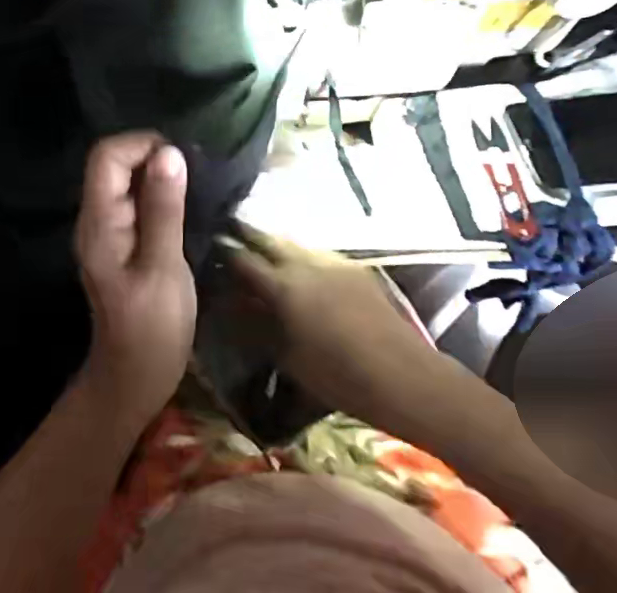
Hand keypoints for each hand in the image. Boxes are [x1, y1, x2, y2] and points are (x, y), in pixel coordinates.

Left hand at [73, 133, 197, 427]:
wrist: (133, 377)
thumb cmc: (153, 329)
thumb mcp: (164, 268)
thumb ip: (163, 210)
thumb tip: (169, 153)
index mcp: (98, 222)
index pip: (105, 157)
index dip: (140, 144)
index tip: (179, 158)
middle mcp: (93, 219)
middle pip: (111, 164)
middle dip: (149, 156)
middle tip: (192, 174)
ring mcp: (104, 230)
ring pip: (122, 180)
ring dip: (154, 174)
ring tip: (192, 187)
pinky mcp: (118, 240)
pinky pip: (132, 200)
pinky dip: (155, 193)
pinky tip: (180, 205)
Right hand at [228, 232, 459, 435]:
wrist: (406, 377)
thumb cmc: (339, 376)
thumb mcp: (287, 356)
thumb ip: (255, 325)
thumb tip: (230, 305)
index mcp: (282, 285)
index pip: (241, 257)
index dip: (222, 253)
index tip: (210, 254)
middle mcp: (305, 263)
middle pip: (267, 239)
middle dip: (248, 240)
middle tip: (234, 246)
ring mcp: (333, 262)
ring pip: (294, 244)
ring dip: (276, 247)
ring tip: (267, 262)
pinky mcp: (356, 269)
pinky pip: (318, 255)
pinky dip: (303, 259)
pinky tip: (304, 277)